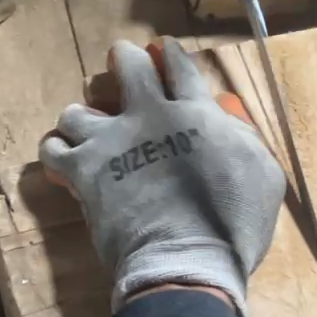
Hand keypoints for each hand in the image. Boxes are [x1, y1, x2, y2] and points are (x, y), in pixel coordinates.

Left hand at [40, 38, 285, 316]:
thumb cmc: (234, 227)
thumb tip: (222, 117)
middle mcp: (149, 115)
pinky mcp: (83, 172)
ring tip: (87, 132)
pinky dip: (57, 152)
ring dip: (82, 117)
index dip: (169, 56)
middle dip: (123, 61)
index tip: (162, 53)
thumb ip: (241, 138)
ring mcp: (111, 141)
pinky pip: (53, 149)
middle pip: (127, 65)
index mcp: (195, 113)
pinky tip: (65, 162)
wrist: (187, 263)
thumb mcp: (263, 175)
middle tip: (121, 69)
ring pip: (78, 109)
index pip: (178, 67)